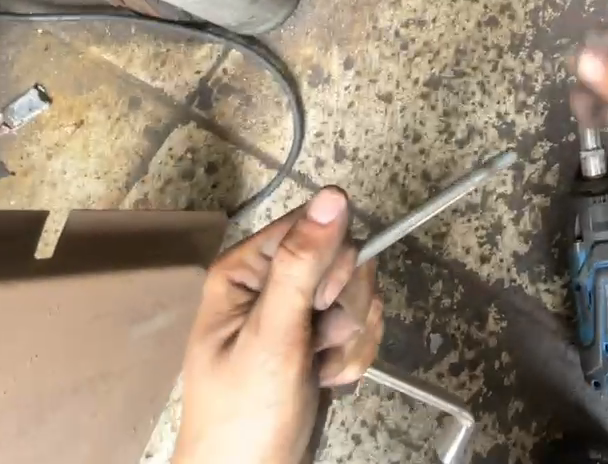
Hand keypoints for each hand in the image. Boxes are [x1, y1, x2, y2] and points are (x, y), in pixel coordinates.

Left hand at [174, 186, 384, 463]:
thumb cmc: (246, 414)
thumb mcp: (272, 336)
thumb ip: (302, 264)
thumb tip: (335, 193)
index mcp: (248, 269)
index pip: (316, 225)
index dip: (332, 261)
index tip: (322, 302)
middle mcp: (273, 281)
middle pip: (345, 258)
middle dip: (345, 307)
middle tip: (318, 343)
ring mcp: (298, 311)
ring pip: (359, 292)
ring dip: (352, 337)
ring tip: (320, 370)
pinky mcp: (319, 338)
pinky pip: (362, 323)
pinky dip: (354, 355)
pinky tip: (329, 379)